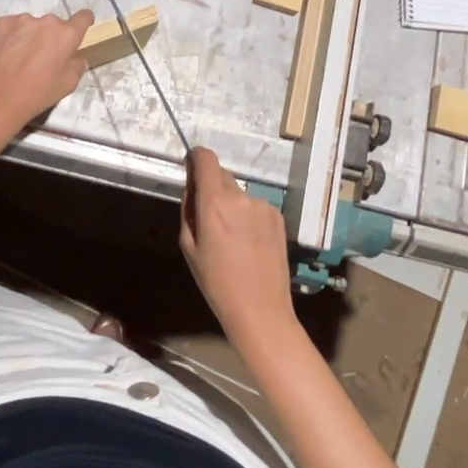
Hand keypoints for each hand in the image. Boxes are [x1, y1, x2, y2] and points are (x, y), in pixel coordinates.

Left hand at [0, 10, 94, 131]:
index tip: (80, 29)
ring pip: (31, 25)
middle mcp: (46, 21)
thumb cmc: (37, 94)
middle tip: (43, 57)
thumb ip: (77, 66)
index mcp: (66, 34)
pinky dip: (12, 37)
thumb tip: (76, 58)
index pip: (83, 17)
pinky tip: (6, 54)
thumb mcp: (68, 85)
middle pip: (54, 25)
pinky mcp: (0, 24)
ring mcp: (21, 20)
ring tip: (20, 58)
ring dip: (30, 36)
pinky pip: (12, 27)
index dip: (84, 22)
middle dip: (51, 37)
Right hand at [180, 148, 297, 347]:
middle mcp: (241, 196)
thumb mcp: (189, 247)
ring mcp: (264, 206)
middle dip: (211, 187)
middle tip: (206, 215)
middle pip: (222, 175)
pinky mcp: (278, 217)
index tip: (191, 166)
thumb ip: (188, 210)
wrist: (261, 310)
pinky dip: (247, 215)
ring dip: (230, 203)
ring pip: (239, 193)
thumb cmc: (216, 282)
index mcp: (215, 203)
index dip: (196, 157)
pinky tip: (248, 242)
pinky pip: (255, 206)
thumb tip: (192, 189)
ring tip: (230, 237)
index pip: (206, 159)